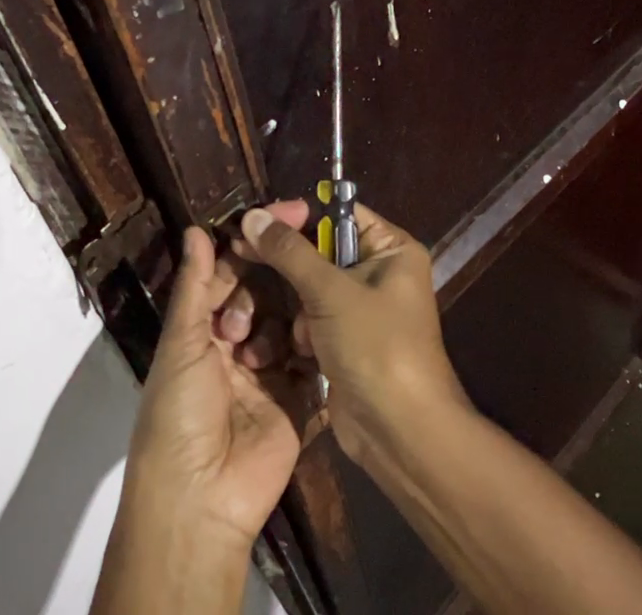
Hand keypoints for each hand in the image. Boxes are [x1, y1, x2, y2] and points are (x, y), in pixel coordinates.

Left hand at [121, 226, 300, 548]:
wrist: (201, 498)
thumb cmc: (180, 413)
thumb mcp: (182, 345)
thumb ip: (196, 287)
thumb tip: (197, 229)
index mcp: (201, 333)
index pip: (231, 275)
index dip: (254, 245)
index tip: (287, 214)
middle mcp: (236, 348)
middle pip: (267, 297)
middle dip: (279, 276)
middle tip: (304, 247)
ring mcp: (271, 375)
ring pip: (293, 325)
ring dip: (292, 319)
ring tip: (281, 334)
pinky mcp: (300, 401)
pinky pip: (314, 364)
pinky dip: (317, 349)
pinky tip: (321, 337)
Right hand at [229, 203, 468, 468]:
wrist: (399, 428)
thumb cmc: (376, 346)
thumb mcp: (331, 293)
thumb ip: (290, 252)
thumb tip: (253, 217)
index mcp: (391, 249)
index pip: (340, 213)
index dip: (298, 213)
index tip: (257, 218)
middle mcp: (379, 272)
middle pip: (321, 249)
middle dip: (286, 261)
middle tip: (241, 252)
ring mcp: (362, 309)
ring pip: (310, 286)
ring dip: (293, 302)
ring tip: (281, 315)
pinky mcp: (345, 341)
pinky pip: (311, 318)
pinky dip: (300, 329)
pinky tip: (296, 346)